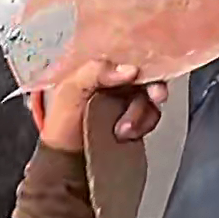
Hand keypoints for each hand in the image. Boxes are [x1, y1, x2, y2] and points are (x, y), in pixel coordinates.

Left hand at [35, 60, 168, 154]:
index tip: (143, 68)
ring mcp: (127, 100)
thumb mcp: (71, 91)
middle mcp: (115, 80)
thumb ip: (95, 72)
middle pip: (145, 72)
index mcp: (97, 67)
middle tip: (155, 95)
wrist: (69, 167)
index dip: (139, 55)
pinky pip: (152, 114)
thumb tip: (131, 69)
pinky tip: (128, 134)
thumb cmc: (63, 126)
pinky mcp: (137, 119)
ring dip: (142, 111)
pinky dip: (145, 123)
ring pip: (150, 95)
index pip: (125, 50)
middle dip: (152, 85)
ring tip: (124, 129)